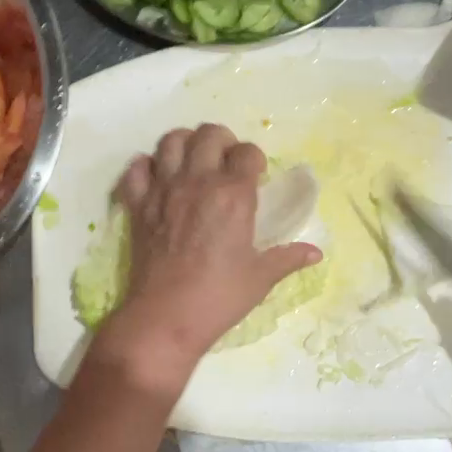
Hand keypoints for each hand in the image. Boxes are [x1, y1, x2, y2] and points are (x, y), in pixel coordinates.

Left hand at [92, 124, 321, 390]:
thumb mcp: (260, 279)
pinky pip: (136, 168)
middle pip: (209, 134)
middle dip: (223, 140)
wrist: (166, 317)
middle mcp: (198, 182)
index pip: (247, 153)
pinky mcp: (138, 205)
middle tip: (227, 162)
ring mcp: (163, 190)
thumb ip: (287, 258)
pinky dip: (146, 166)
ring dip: (186, 144)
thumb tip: (315, 253)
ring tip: (194, 162)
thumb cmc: (219, 298)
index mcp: (233, 196)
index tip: (257, 174)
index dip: (255, 158)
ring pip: (171, 141)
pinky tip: (157, 179)